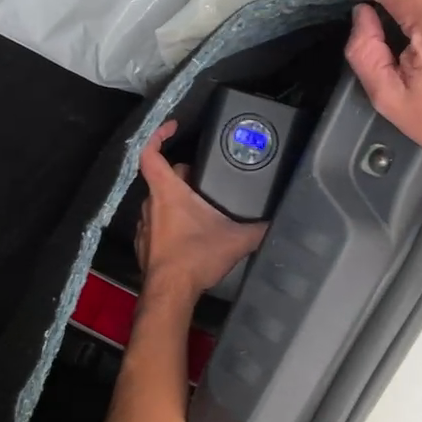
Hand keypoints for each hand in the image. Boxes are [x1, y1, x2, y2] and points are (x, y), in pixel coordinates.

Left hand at [136, 122, 266, 297]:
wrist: (170, 293)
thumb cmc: (196, 258)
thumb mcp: (237, 240)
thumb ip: (259, 228)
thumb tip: (277, 222)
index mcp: (168, 192)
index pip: (150, 153)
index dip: (159, 135)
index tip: (174, 127)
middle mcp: (150, 205)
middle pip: (163, 178)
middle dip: (183, 176)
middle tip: (204, 180)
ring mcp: (144, 227)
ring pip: (159, 203)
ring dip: (177, 202)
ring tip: (201, 210)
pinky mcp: (145, 247)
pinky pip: (157, 227)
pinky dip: (171, 225)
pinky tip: (190, 237)